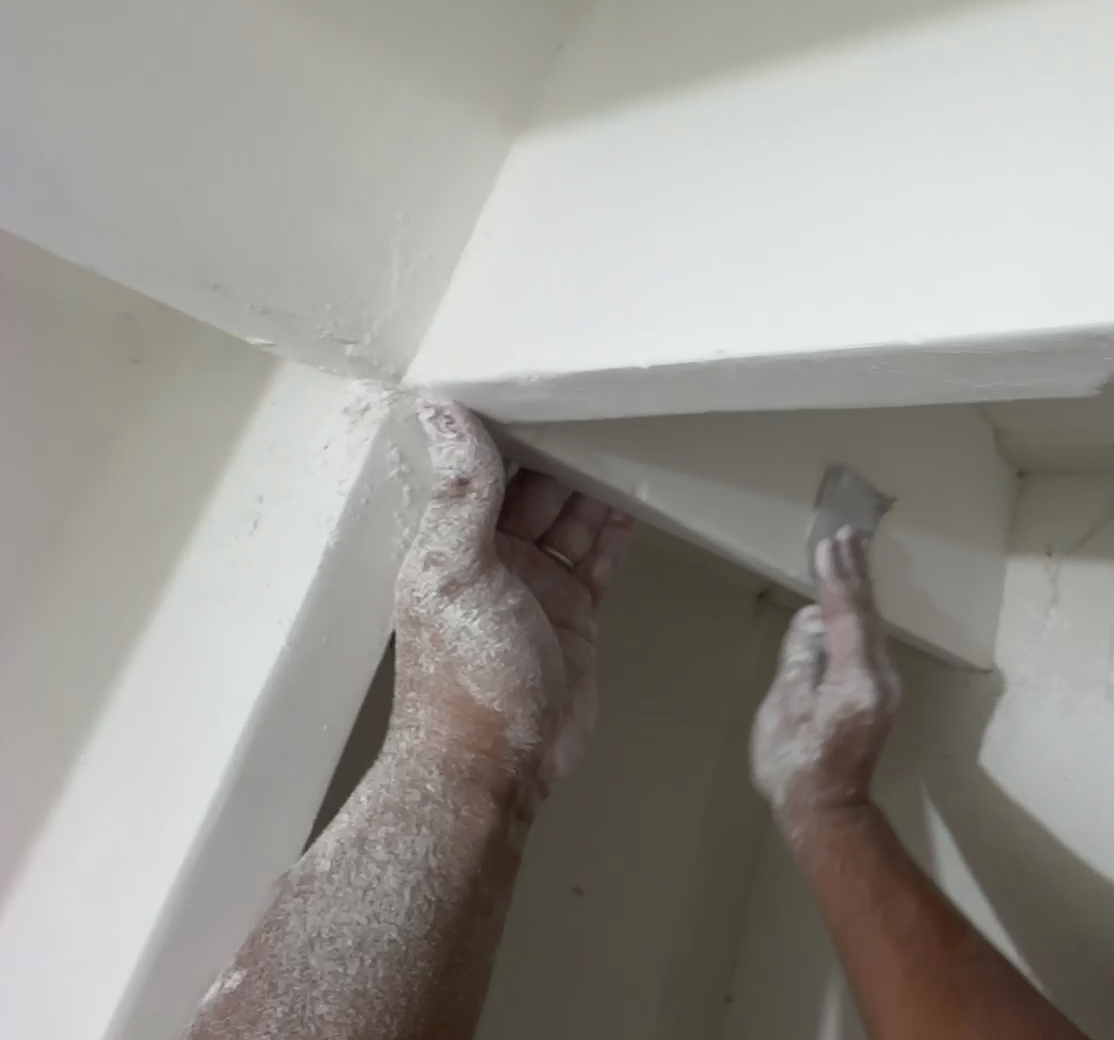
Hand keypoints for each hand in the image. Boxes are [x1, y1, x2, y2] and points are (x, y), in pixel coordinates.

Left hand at [393, 400, 635, 798]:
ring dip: (597, 490)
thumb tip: (439, 410)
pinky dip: (617, 531)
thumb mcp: (457, 573)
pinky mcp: (578, 611)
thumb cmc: (468, 671)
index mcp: (454, 545)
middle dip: (563, 457)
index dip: (509, 433)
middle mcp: (496, 559)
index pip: (484, 473)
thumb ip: (460, 494)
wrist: (503, 760)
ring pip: (573, 522)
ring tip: (629, 448)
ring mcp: (541, 586)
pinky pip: (600, 558)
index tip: (539, 392)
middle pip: (536, 493)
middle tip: (602, 414)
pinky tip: (636, 503)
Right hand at [751, 530, 903, 833]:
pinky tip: (853, 597)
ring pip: (873, 623)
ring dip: (860, 588)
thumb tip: (814, 618)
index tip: (828, 546)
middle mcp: (882, 676)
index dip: (835, 580)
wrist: (829, 808)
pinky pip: (871, 638)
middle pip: (868, 613)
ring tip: (851, 552)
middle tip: (848, 535)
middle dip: (856, 572)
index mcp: (856, 681)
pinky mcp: (883, 688)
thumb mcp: (784, 710)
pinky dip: (861, 611)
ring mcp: (887, 683)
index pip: (846, 616)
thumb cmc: (795, 765)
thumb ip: (800, 658)